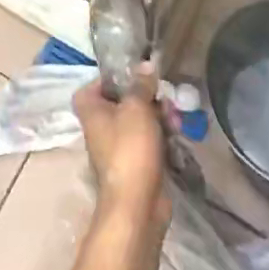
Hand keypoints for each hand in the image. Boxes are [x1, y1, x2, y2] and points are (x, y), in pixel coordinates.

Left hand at [73, 64, 173, 223]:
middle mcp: (100, 127)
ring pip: (139, 120)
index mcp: (91, 111)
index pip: (93, 85)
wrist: (137, 204)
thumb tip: (145, 64)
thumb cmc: (129, 148)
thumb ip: (141, 84)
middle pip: (122, 101)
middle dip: (147, 97)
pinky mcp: (136, 162)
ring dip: (159, 115)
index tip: (134, 75)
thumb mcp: (136, 107)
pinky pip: (148, 140)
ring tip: (176, 118)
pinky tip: (177, 133)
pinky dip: (161, 135)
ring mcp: (118, 146)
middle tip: (165, 96)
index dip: (111, 78)